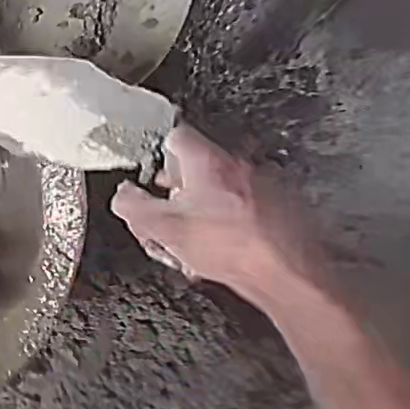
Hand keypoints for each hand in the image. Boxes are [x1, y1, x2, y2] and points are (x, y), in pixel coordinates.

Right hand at [110, 125, 321, 300]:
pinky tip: (216, 245)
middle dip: (174, 189)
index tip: (149, 170)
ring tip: (189, 237)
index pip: (176, 136)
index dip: (155, 153)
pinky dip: (223, 219)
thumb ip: (131, 205)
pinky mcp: (279, 205)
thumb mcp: (160, 228)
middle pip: (195, 165)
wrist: (285, 272)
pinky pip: (239, 204)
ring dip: (198, 206)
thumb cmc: (232, 248)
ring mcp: (263, 183)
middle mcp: (239, 166)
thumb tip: (124, 195)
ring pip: (216, 187)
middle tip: (164, 211)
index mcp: (209, 163)